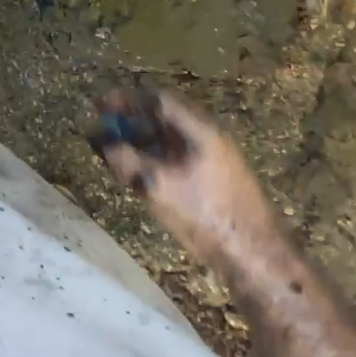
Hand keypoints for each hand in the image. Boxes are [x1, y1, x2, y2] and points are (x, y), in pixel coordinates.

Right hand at [97, 92, 280, 268]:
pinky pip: (176, 159)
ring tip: (114, 154)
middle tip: (103, 131)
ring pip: (168, 141)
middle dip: (129, 122)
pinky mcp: (214, 181)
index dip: (125, 99)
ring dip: (139, 142)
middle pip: (163, 119)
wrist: (256, 257)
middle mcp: (208, 139)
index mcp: (199, 132)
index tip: (100, 106)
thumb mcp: (156, 184)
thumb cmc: (205, 214)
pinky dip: (153, 159)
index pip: (158, 100)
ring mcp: (214, 161)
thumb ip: (124, 158)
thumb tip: (100, 140)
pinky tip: (138, 174)